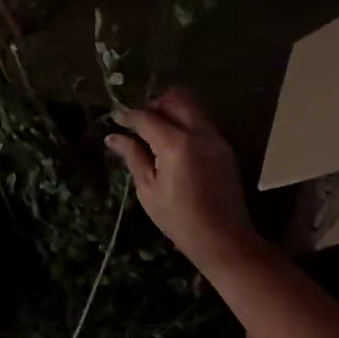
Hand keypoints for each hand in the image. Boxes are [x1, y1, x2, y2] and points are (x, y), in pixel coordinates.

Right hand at [106, 89, 260, 273]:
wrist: (224, 239)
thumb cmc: (179, 220)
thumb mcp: (148, 190)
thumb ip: (133, 157)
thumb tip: (113, 137)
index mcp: (176, 146)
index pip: (148, 118)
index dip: (129, 116)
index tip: (115, 118)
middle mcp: (200, 134)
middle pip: (177, 98)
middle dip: (155, 105)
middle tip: (140, 124)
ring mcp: (216, 139)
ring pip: (193, 107)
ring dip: (172, 111)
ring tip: (156, 135)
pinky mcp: (225, 147)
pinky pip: (202, 122)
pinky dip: (185, 123)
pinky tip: (173, 146)